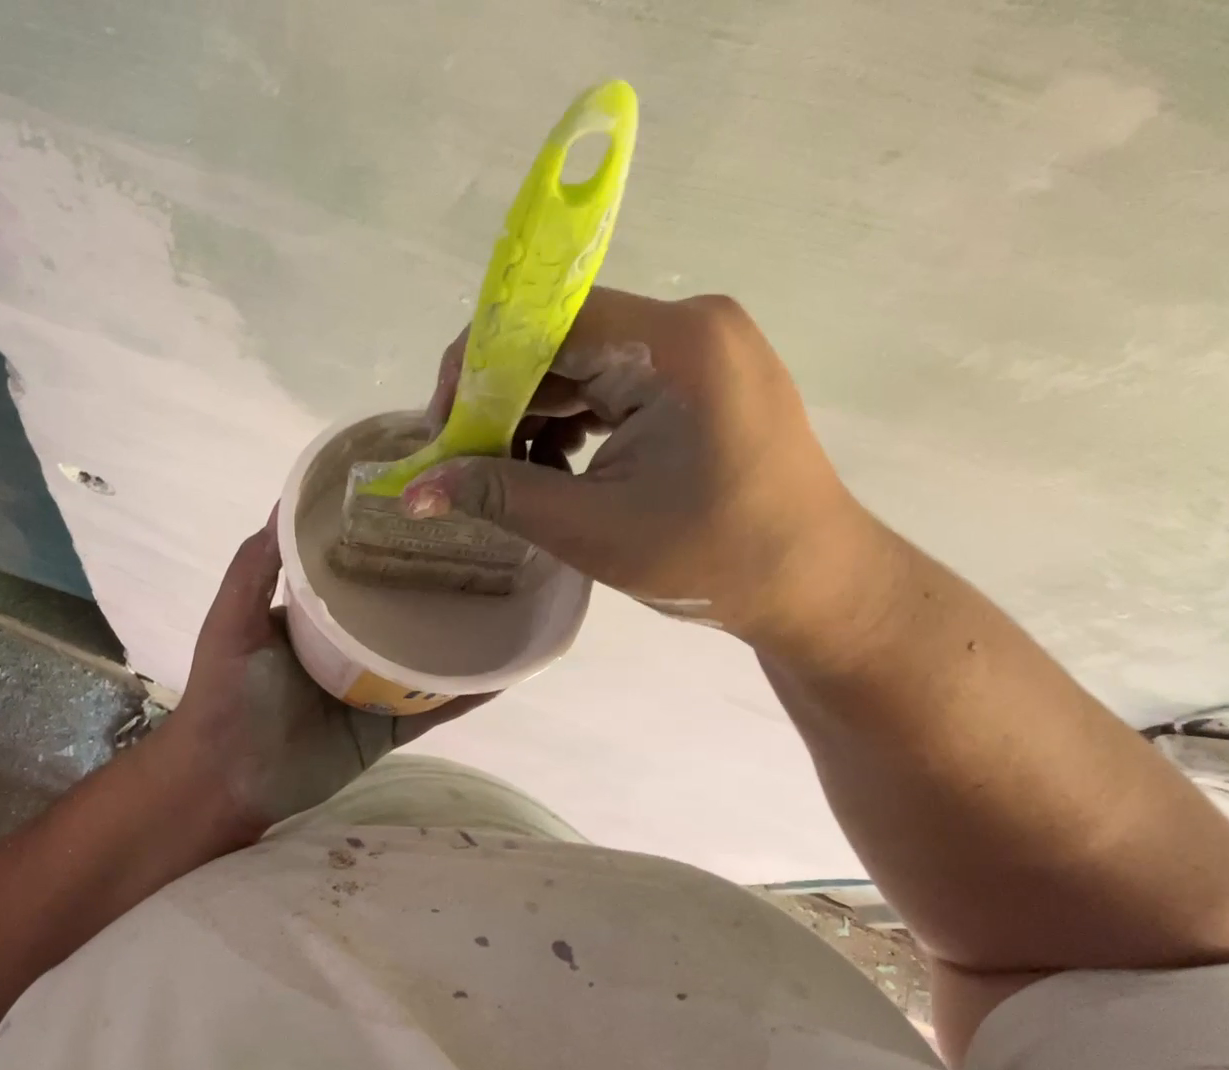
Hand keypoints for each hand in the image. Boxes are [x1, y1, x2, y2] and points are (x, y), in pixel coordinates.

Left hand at [159, 513, 494, 832]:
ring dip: (462, 634)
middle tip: (488, 546)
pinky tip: (505, 668)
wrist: (229, 782)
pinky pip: (436, 706)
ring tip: (513, 599)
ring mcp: (372, 686)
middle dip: (436, 582)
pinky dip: (468, 690)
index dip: (386, 539)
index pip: (356, 566)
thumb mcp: (232, 622)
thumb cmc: (226, 694)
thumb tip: (284, 500)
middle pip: (399, 606)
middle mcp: (347, 644)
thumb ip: (254, 567)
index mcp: (312, 614)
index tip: (428, 505)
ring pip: (426, 653)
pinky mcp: (389, 727)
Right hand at [406, 289, 891, 652]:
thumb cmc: (714, 557)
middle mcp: (689, 325)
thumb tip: (410, 492)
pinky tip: (548, 468)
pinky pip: (612, 381)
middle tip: (459, 456)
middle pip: (563, 339)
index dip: (478, 366)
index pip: (546, 321)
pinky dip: (571, 420)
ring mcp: (700, 349)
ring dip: (532, 414)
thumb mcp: (589, 527)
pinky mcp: (700, 377)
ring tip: (502, 473)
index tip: (440, 426)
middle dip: (502, 398)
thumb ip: (495, 494)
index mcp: (674, 343)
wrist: (819, 588)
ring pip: (582, 363)